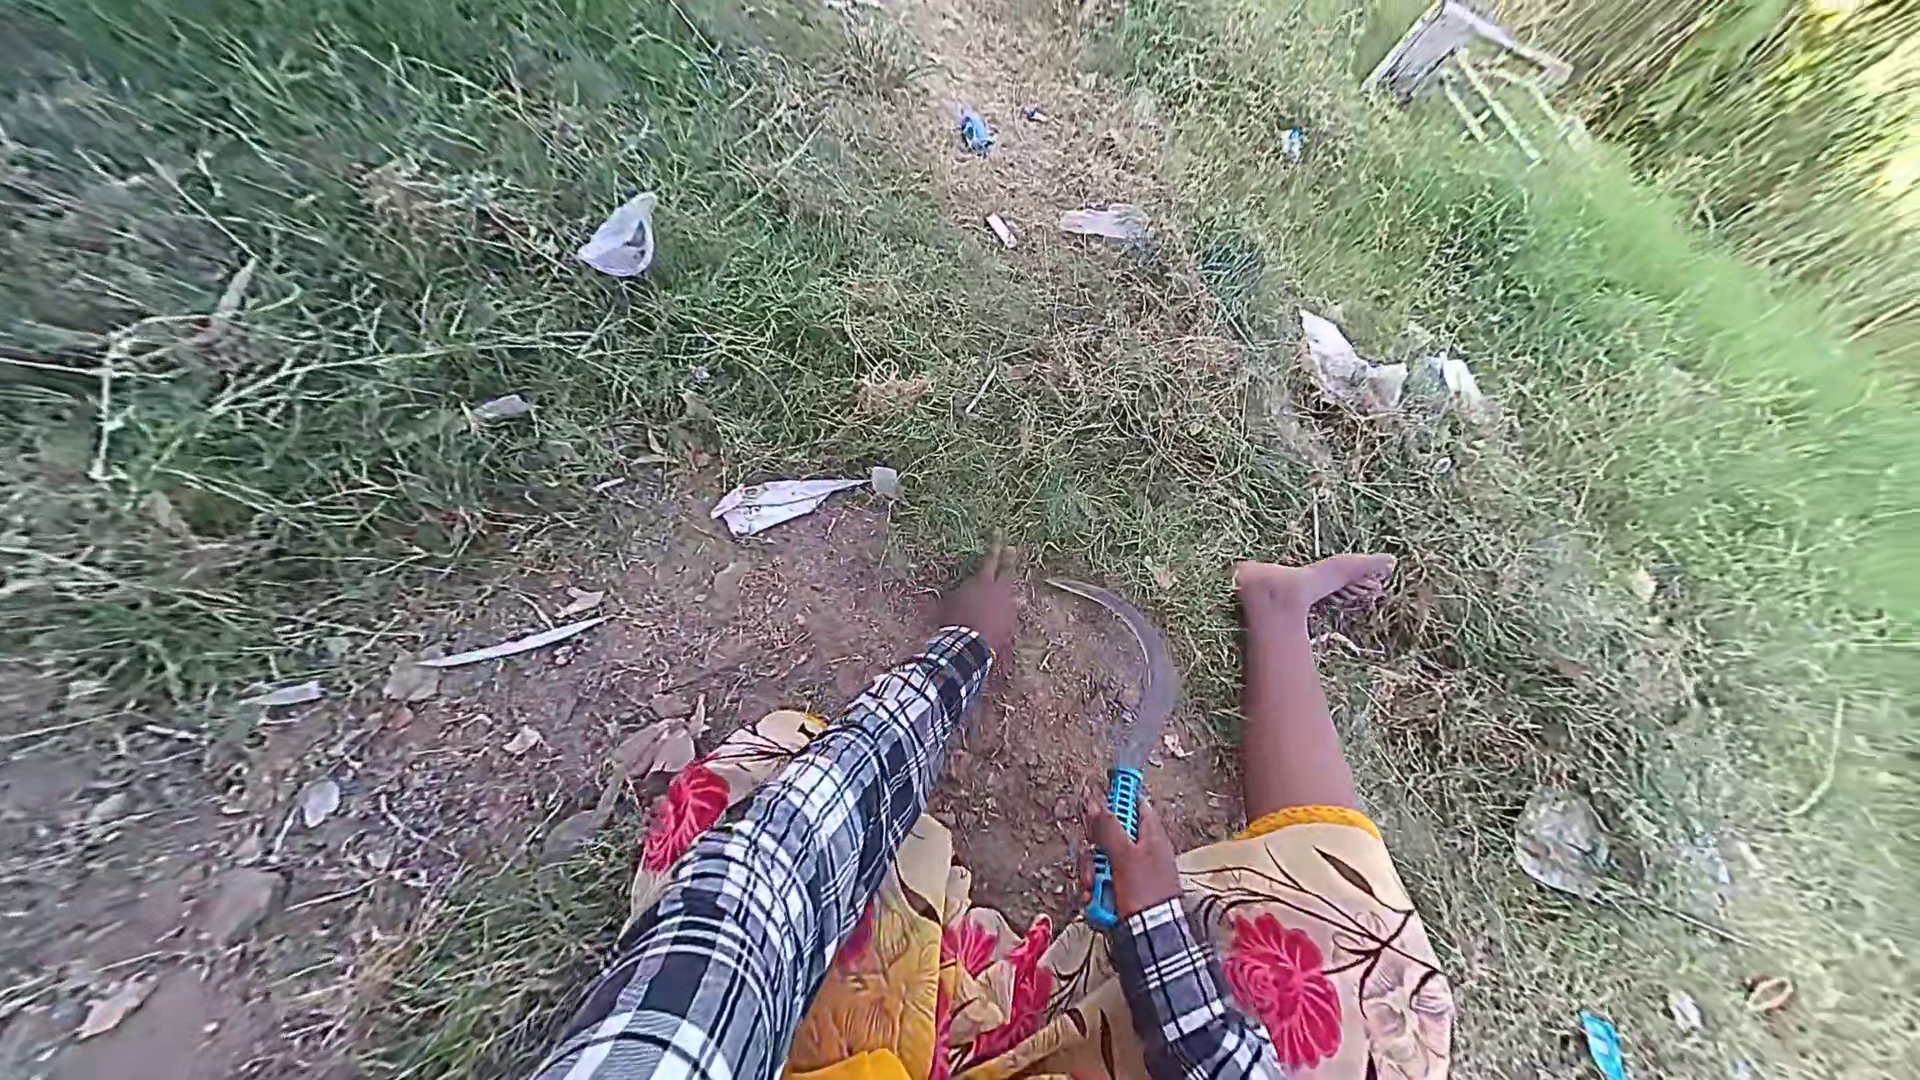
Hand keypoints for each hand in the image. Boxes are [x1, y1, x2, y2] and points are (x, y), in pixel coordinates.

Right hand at [937, 541, 1016, 659]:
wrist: (969, 647)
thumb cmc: (952, 621)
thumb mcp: (944, 604)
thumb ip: (947, 593)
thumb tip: (926, 592)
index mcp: (981, 581)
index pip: (990, 558)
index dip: (995, 544)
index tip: (999, 533)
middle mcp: (998, 590)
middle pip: (1007, 569)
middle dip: (1008, 558)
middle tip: (1011, 548)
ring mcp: (1007, 606)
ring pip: (1011, 590)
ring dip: (1009, 584)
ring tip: (1011, 580)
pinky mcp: (1010, 622)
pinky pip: (1011, 609)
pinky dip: (1009, 606)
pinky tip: (1011, 607)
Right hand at [1085, 792, 1181, 917]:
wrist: (1153, 942)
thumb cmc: (1146, 895)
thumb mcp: (1125, 856)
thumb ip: (1109, 827)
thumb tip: (1096, 802)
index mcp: (1152, 835)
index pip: (1135, 802)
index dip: (1118, 795)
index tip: (1100, 792)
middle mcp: (1143, 850)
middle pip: (1112, 830)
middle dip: (1098, 844)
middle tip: (1096, 853)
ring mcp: (1132, 871)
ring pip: (1102, 856)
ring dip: (1094, 871)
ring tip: (1096, 886)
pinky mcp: (1122, 890)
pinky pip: (1102, 879)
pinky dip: (1096, 888)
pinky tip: (1096, 898)